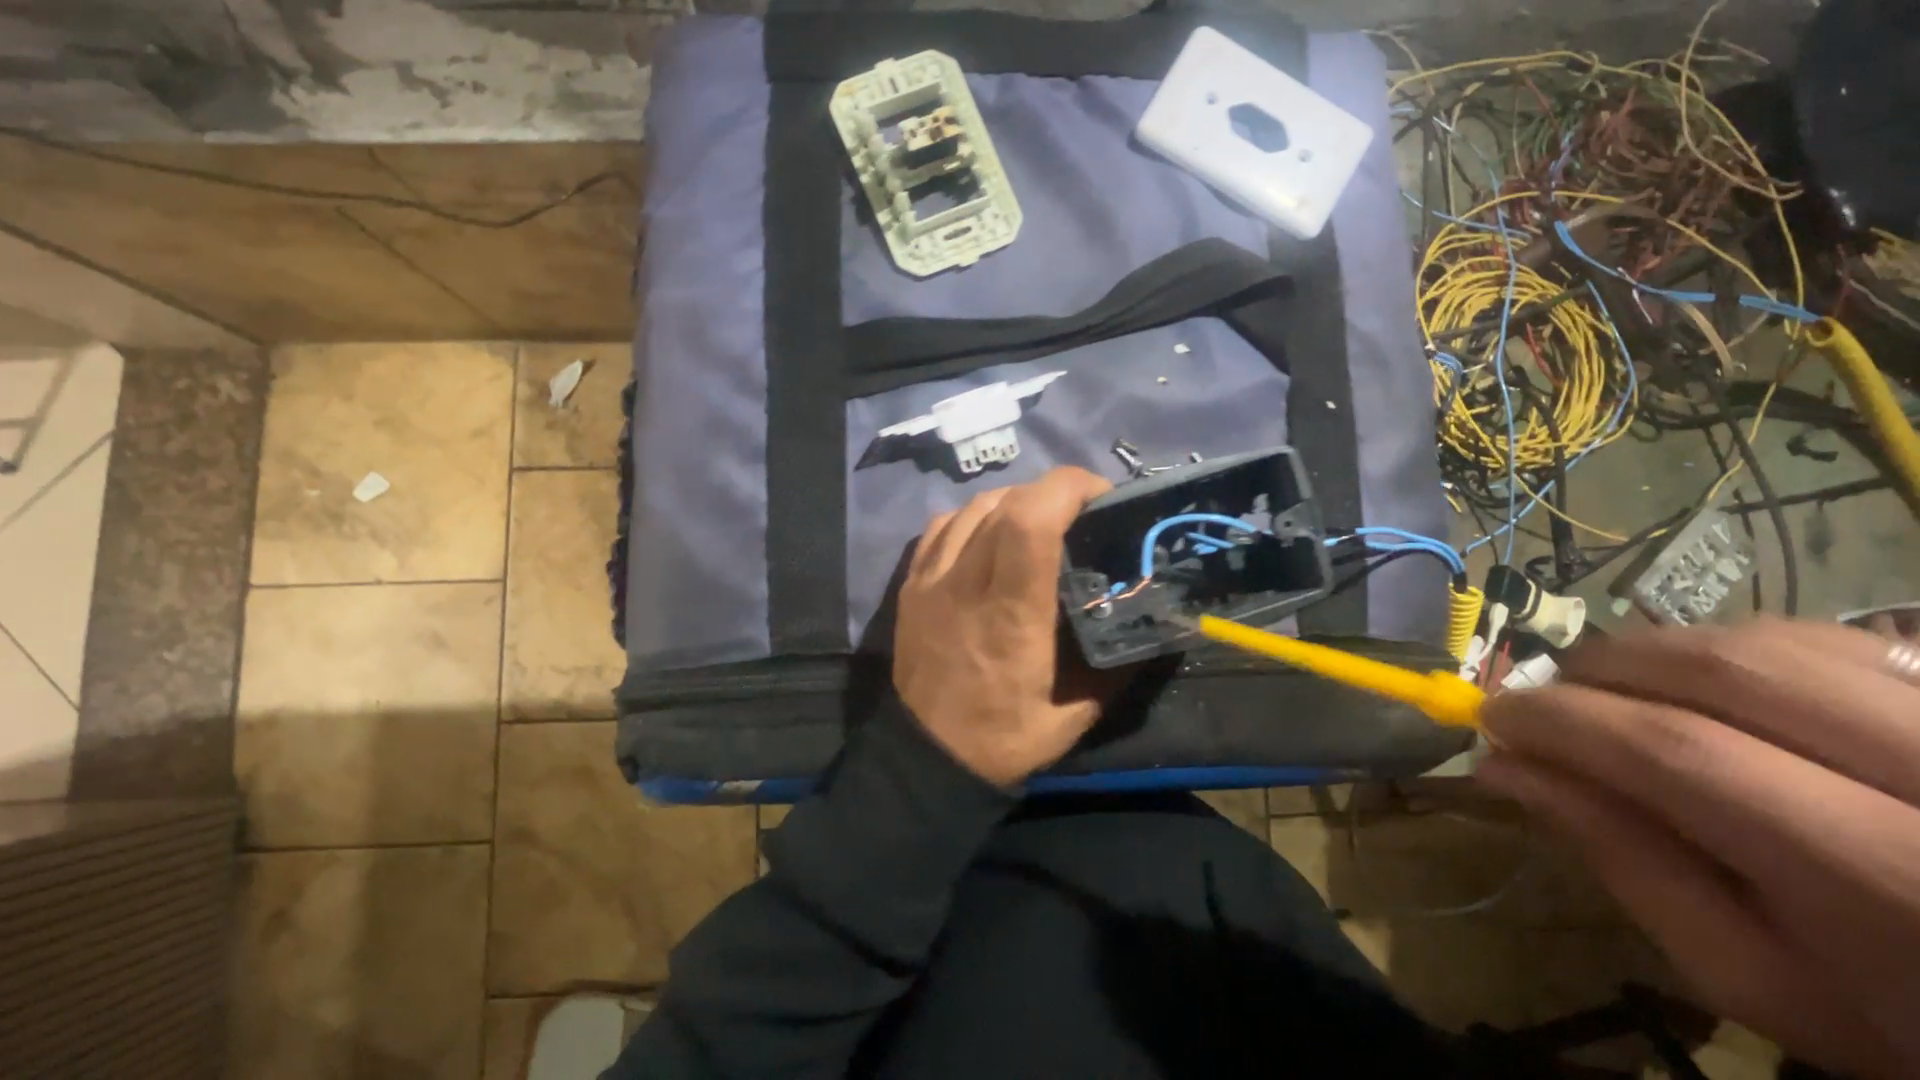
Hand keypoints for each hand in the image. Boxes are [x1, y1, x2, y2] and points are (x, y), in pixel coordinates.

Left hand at [893, 466, 1113, 787]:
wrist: (929, 758)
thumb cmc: (1006, 738)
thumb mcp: (1078, 713)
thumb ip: (1119, 663)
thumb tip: (1158, 620)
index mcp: (1012, 615)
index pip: (1031, 521)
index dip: (1069, 489)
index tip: (1101, 498)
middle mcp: (967, 586)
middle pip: (1006, 503)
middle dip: (1052, 492)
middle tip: (1081, 512)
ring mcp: (931, 582)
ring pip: (973, 507)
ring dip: (1015, 500)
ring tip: (1040, 520)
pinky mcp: (911, 586)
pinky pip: (942, 526)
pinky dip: (974, 517)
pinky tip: (991, 534)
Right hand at [1476, 616, 1919, 1079]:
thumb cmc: (1884, 1011)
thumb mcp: (1746, 970)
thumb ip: (1625, 861)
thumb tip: (1504, 767)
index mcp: (1881, 874)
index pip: (1680, 752)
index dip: (1567, 722)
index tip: (1495, 718)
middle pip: (1727, 672)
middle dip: (1604, 670)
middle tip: (1544, 698)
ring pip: (1774, 641)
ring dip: (1661, 653)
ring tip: (1610, 691)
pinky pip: (1828, 637)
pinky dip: (1737, 646)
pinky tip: (1702, 685)